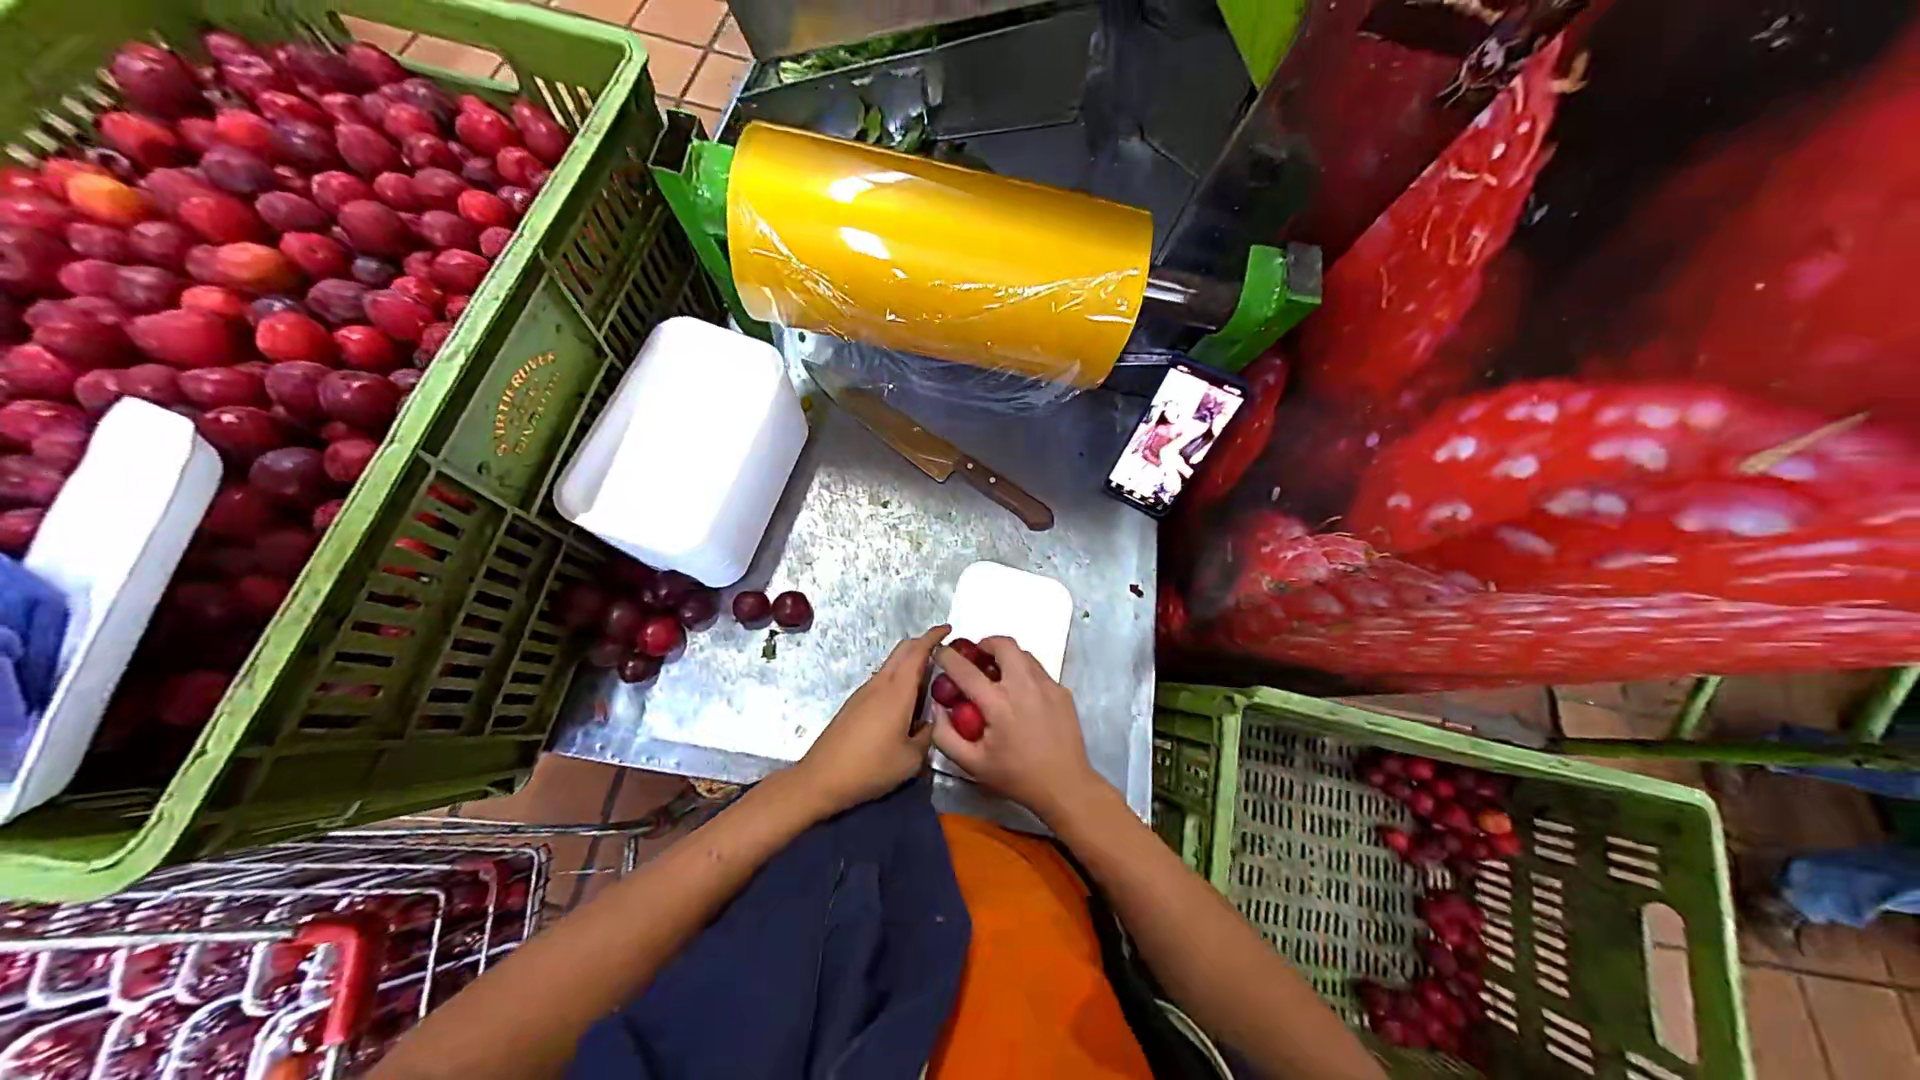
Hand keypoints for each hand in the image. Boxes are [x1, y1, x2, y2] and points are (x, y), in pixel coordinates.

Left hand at [790, 625, 946, 817]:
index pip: (917, 651)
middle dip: (923, 644)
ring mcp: (864, 692)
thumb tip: (932, 723)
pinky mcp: (855, 704)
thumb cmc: (870, 768)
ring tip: (929, 680)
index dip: (933, 636)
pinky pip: (882, 680)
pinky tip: (906, 702)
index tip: (948, 629)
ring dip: (910, 663)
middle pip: (902, 651)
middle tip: (943, 652)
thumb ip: (927, 736)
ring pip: (891, 665)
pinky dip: (898, 679)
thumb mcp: (911, 759)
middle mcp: (879, 684)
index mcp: (897, 691)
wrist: (821, 778)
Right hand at [930, 636, 1107, 824]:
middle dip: (985, 644)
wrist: (1065, 785)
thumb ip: (945, 735)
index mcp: (998, 703)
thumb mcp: (972, 764)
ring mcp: (1047, 685)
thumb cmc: (1016, 777)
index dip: (947, 656)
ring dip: (1007, 657)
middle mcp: (1023, 686)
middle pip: (1003, 645)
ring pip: (1024, 654)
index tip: (941, 652)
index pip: (965, 668)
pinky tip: (1022, 696)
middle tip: (976, 657)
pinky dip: (1025, 673)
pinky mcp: (1062, 692)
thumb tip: (938, 707)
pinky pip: (1039, 671)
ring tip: (998, 675)